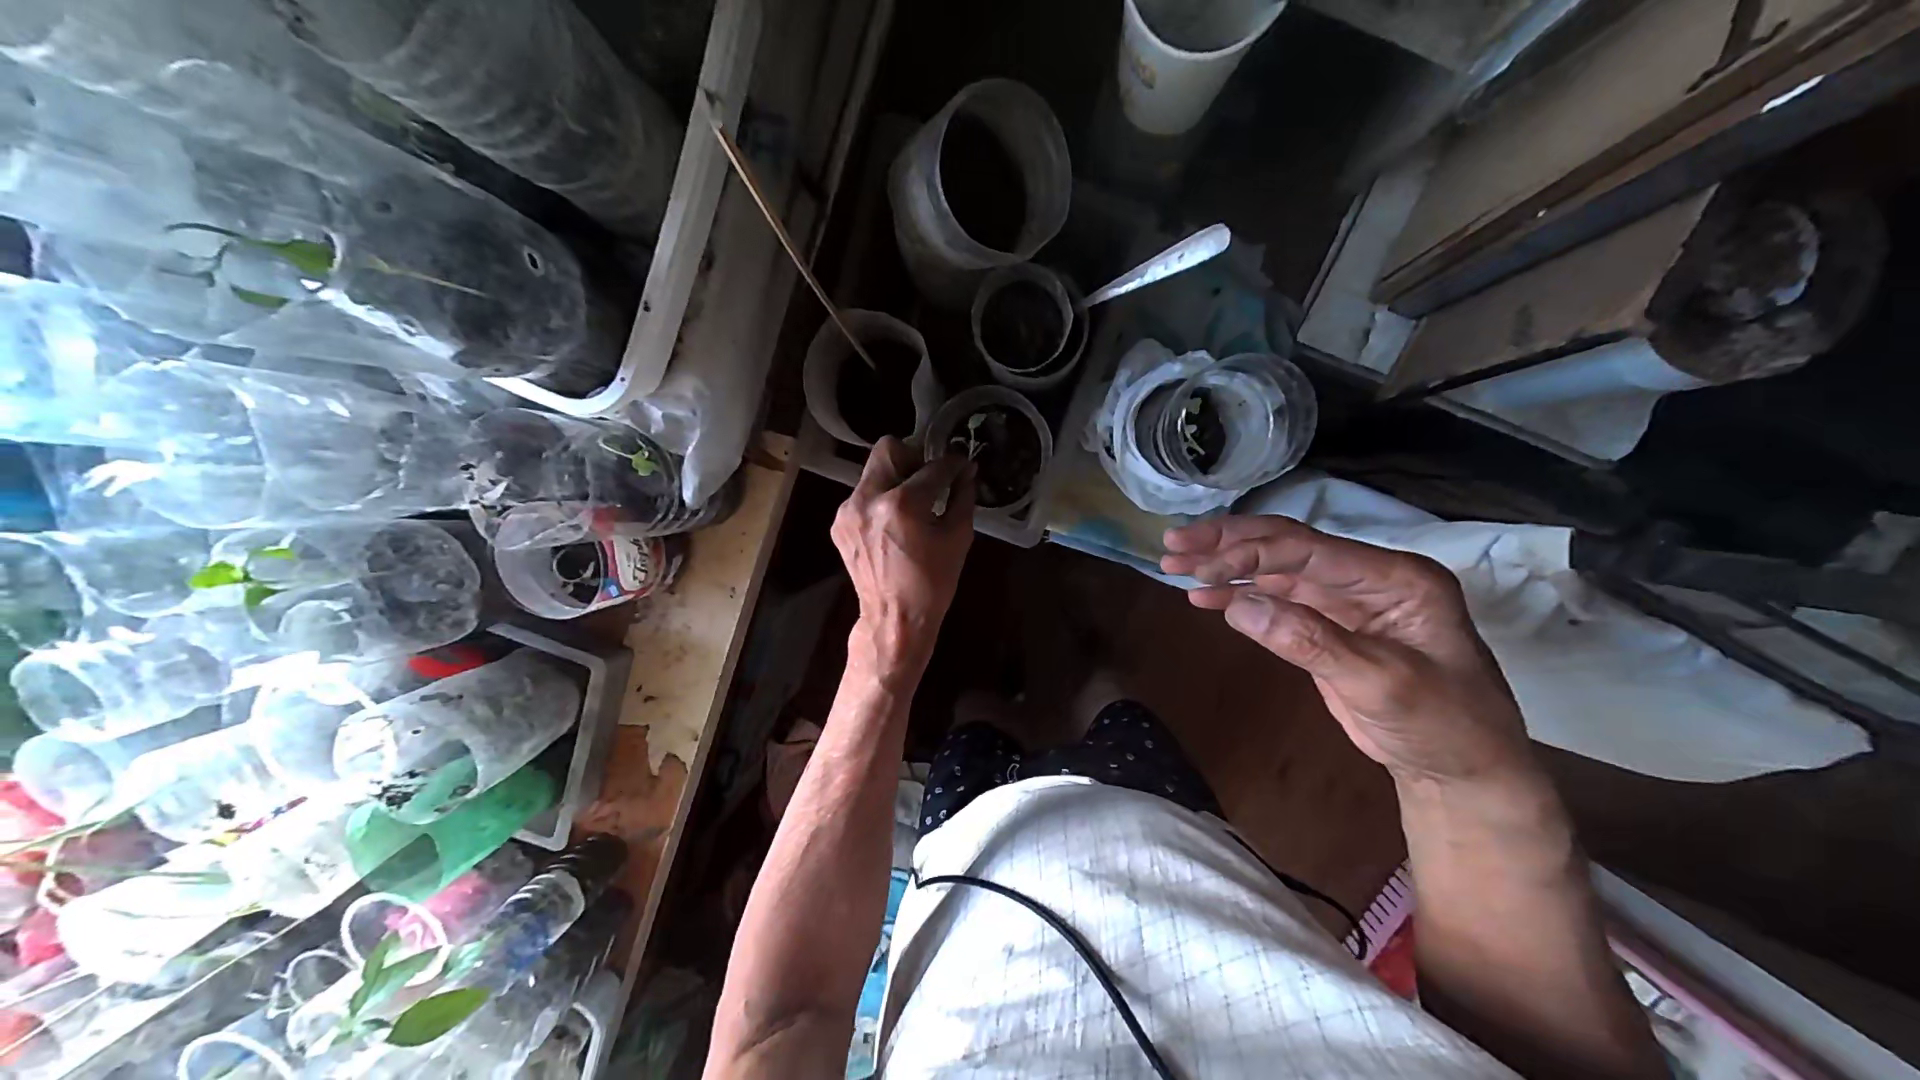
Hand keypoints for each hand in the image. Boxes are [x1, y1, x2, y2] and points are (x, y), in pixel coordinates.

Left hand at [832, 438, 975, 667]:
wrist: (894, 619)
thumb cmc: (933, 583)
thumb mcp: (958, 538)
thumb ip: (962, 496)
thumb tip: (967, 471)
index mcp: (902, 504)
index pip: (932, 467)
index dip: (952, 463)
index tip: (961, 464)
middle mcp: (868, 499)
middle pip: (888, 449)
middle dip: (913, 457)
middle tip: (928, 479)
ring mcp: (848, 511)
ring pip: (873, 471)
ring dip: (896, 479)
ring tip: (912, 506)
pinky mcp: (840, 523)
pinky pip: (863, 495)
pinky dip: (881, 500)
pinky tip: (894, 525)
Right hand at [1162, 515, 1535, 788]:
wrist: (1463, 771)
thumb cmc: (1442, 725)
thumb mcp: (1381, 684)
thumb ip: (1310, 640)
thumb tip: (1238, 605)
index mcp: (1395, 578)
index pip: (1309, 549)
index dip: (1250, 551)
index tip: (1200, 563)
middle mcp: (1368, 577)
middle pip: (1286, 546)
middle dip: (1228, 543)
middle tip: (1174, 543)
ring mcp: (1346, 600)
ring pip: (1274, 569)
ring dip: (1225, 565)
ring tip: (1174, 562)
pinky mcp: (1328, 624)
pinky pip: (1275, 598)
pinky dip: (1238, 595)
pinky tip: (1204, 595)